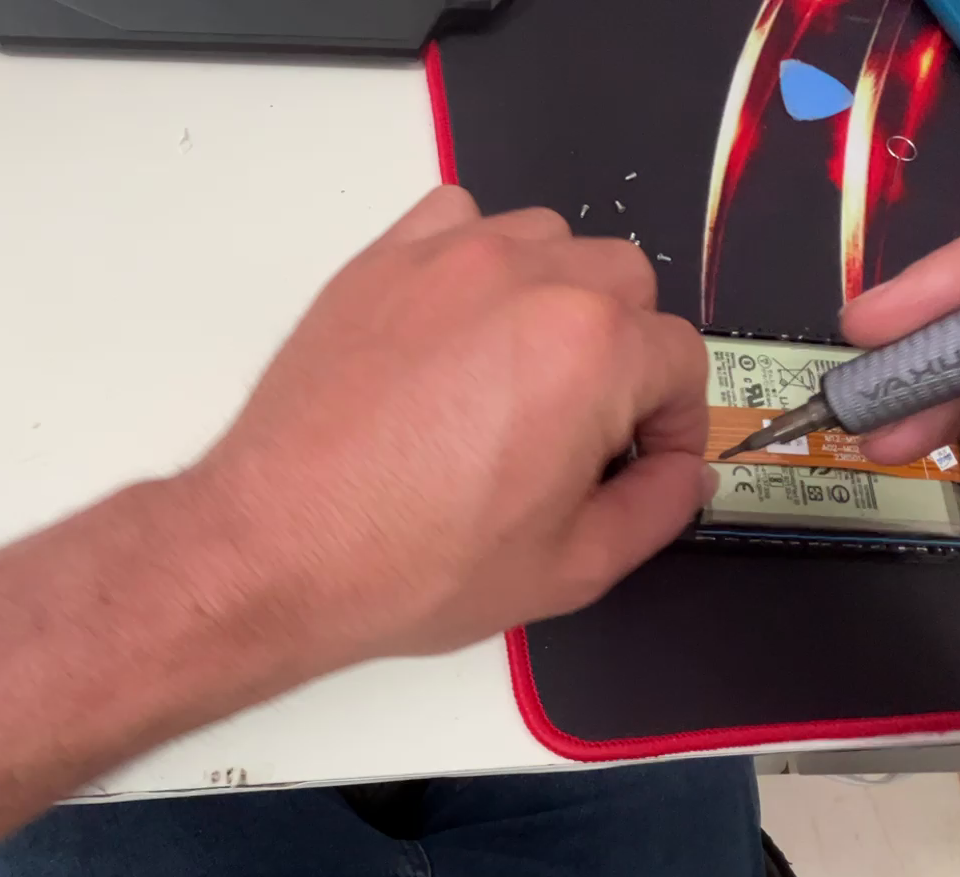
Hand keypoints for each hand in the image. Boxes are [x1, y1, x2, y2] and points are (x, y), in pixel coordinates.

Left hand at [184, 186, 709, 664]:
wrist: (276, 549)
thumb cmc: (406, 565)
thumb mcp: (566, 570)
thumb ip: (654, 511)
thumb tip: (684, 474)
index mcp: (589, 350)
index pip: (680, 361)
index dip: (672, 423)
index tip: (645, 459)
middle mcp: (525, 279)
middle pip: (625, 289)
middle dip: (623, 358)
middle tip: (581, 429)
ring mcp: (445, 259)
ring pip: (551, 245)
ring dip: (558, 304)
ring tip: (518, 381)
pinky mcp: (380, 262)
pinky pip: (460, 224)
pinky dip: (481, 265)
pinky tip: (459, 332)